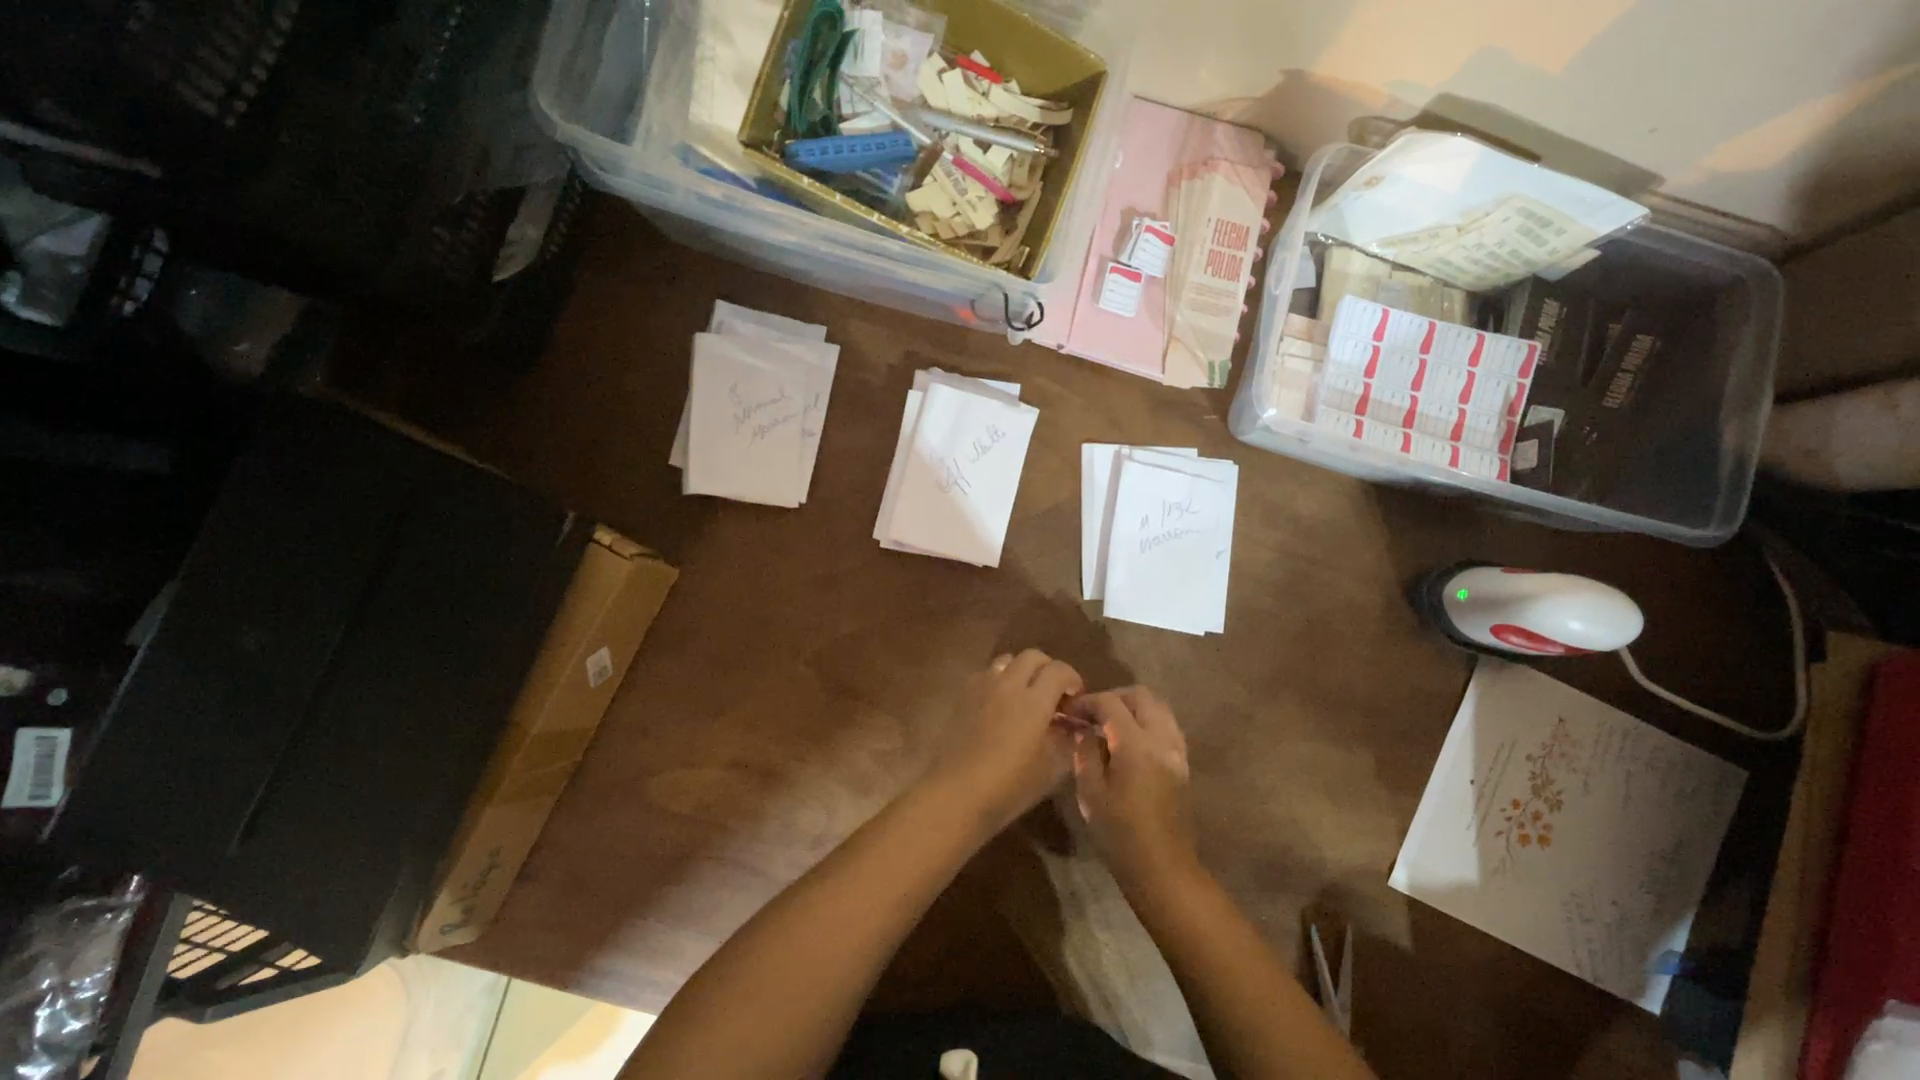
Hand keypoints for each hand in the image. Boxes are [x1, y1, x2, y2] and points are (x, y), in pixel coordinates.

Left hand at [924, 650, 1083, 831]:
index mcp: (1034, 700)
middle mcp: (1008, 684)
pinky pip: (985, 674)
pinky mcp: (962, 697)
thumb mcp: (1051, 769)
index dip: (1072, 678)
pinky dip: (999, 680)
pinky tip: (1000, 705)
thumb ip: (1066, 741)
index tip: (1075, 698)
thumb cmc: (1010, 786)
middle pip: (1032, 656)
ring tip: (1025, 695)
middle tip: (1054, 693)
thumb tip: (1072, 726)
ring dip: (1021, 671)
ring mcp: (982, 687)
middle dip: (1048, 669)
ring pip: (1006, 661)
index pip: (1059, 670)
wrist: (957, 793)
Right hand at [1067, 686, 1197, 888]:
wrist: (1162, 868)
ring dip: (1133, 707)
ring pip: (1158, 708)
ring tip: (1109, 725)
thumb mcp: (1091, 793)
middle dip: (1113, 697)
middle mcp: (1162, 740)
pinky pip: (1166, 726)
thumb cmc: (1119, 834)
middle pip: (1141, 696)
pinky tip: (1128, 740)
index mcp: (1136, 745)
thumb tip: (1085, 730)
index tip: (1069, 710)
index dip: (1088, 701)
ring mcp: (1177, 751)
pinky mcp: (1182, 763)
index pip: (1111, 704)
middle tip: (1090, 714)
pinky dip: (1147, 721)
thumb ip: (1086, 753)